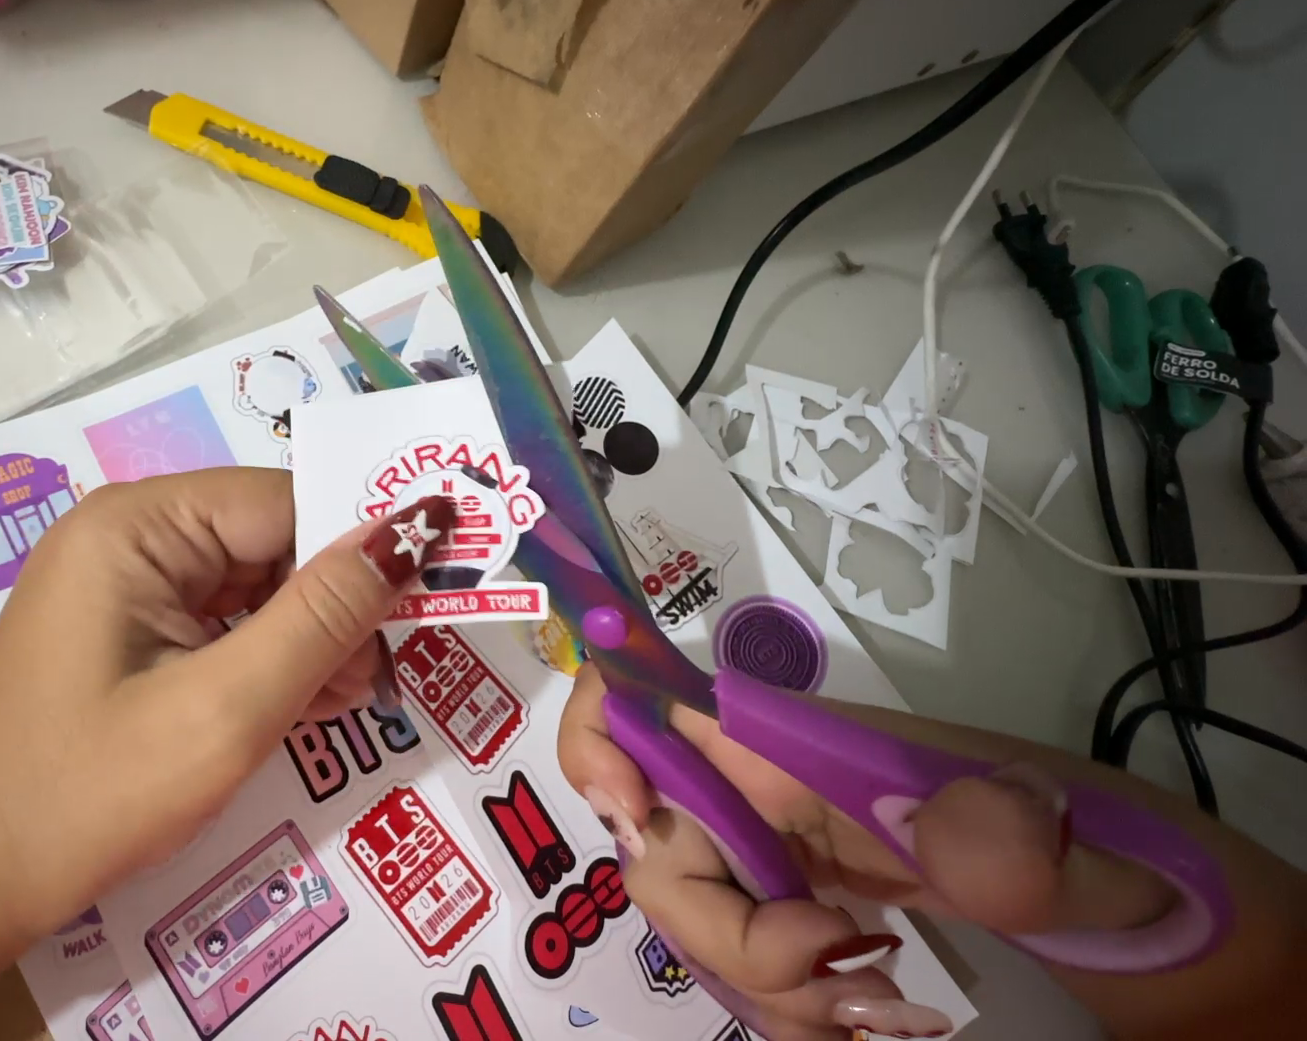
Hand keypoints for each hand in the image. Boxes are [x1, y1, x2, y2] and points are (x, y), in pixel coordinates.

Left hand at [0, 467, 454, 939]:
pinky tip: (314, 698)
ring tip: (358, 690)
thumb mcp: (228, 706)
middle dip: (333, 601)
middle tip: (390, 662)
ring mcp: (127, 585)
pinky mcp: (132, 630)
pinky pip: (224, 623)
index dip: (358, 543)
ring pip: (254, 586)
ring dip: (310, 635)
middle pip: (270, 541)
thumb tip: (415, 527)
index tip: (429, 589)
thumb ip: (325, 614)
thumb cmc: (93, 792)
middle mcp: (132, 536)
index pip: (282, 502)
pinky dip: (271, 657)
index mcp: (139, 525)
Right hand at [556, 665, 1302, 1039]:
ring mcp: (748, 838)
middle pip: (647, 836)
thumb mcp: (1069, 840)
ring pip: (676, 901)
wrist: (1110, 904)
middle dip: (715, 927)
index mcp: (778, 734)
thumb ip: (1009, 838)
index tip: (628, 815)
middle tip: (830, 972)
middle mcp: (740, 777)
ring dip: (749, 976)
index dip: (595, 737)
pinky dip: (766, 994)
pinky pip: (716, 944)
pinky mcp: (765, 892)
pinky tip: (846, 1009)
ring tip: (865, 1004)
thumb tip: (933, 830)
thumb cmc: (1078, 842)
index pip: (638, 695)